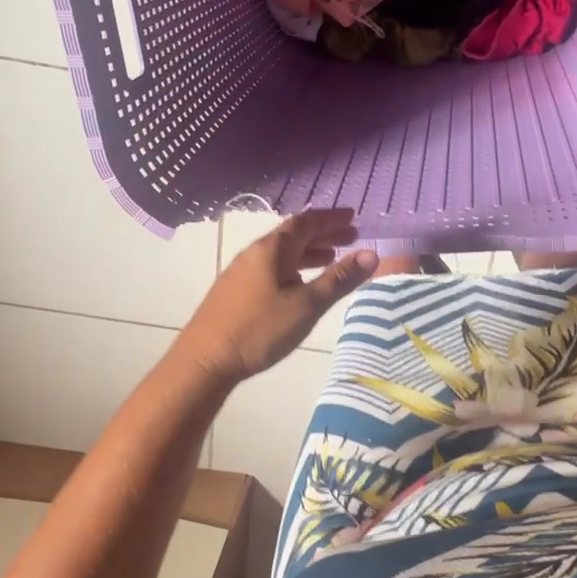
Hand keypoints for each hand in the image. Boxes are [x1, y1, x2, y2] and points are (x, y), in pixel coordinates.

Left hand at [181, 208, 377, 382]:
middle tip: (352, 236)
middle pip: (294, 234)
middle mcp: (255, 253)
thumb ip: (339, 279)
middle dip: (324, 233)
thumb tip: (371, 254)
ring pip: (282, 252)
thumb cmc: (259, 330)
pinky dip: (294, 266)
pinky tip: (300, 283)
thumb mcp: (307, 305)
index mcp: (272, 249)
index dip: (331, 218)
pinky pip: (272, 266)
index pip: (306, 222)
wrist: (205, 361)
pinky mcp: (235, 290)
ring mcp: (242, 271)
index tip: (353, 216)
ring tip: (332, 258)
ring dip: (309, 251)